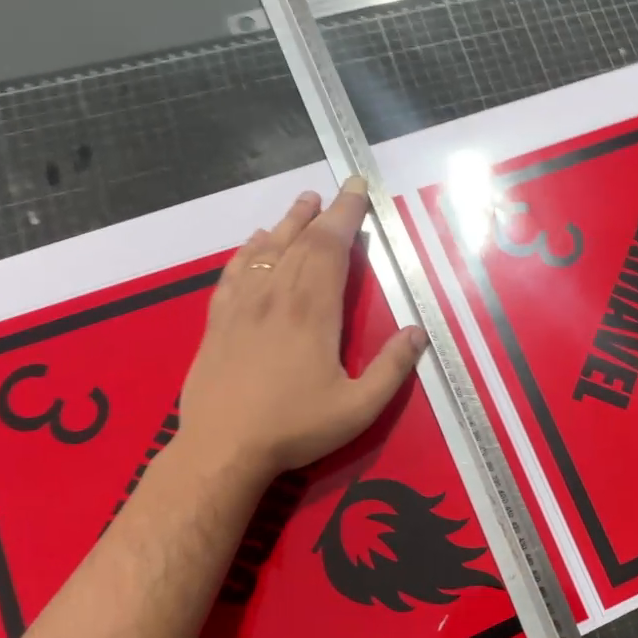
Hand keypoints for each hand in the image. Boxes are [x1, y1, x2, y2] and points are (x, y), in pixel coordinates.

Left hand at [175, 177, 426, 478]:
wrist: (222, 448)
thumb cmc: (295, 428)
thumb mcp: (359, 408)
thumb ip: (392, 369)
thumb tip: (418, 333)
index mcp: (313, 312)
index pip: (331, 249)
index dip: (346, 216)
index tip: (357, 190)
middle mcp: (277, 297)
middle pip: (301, 243)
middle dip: (324, 215)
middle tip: (339, 193)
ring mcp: (243, 306)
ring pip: (266, 250)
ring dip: (287, 223)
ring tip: (303, 203)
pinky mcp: (218, 321)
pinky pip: (234, 272)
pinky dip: (248, 251)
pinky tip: (254, 242)